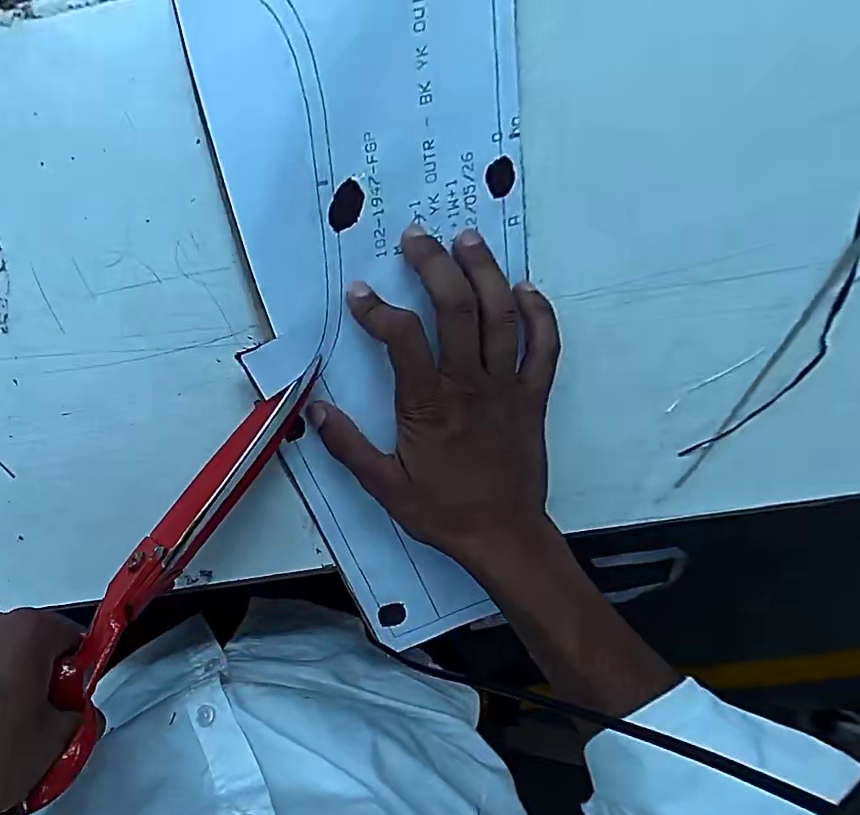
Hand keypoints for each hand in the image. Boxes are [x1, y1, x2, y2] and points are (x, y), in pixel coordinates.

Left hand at [0, 608, 81, 814]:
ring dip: (3, 674)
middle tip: (38, 715)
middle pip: (28, 637)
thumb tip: (77, 709)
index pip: (69, 634)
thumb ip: (80, 715)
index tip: (71, 695)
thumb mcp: (54, 744)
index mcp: (24, 633)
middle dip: (39, 669)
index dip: (76, 667)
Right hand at [308, 223, 561, 574]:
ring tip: (467, 240)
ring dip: (484, 272)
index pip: (402, 338)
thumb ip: (348, 445)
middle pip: (455, 309)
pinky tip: (523, 289)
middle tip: (417, 236)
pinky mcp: (533, 397)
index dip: (378, 309)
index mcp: (427, 404)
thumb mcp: (383, 485)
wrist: (501, 534)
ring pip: (500, 315)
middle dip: (434, 267)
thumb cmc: (439, 510)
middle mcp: (468, 384)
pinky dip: (537, 312)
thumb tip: (316, 409)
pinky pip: (544, 345)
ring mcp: (507, 386)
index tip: (359, 292)